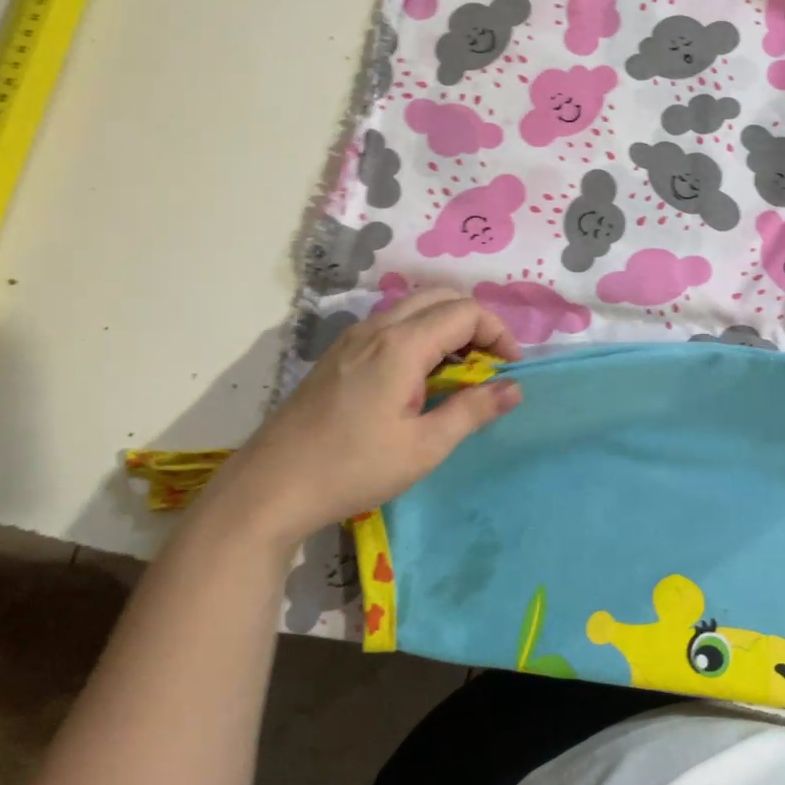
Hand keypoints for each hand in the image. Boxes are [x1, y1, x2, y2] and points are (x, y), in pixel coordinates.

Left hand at [205, 289, 521, 546]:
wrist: (272, 486)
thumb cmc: (354, 468)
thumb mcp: (424, 447)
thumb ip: (472, 411)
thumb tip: (513, 388)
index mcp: (400, 345)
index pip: (465, 311)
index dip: (498, 332)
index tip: (511, 367)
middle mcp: (376, 329)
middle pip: (439, 298)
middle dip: (475, 322)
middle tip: (490, 363)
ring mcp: (352, 339)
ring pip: (413, 309)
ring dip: (447, 328)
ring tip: (461, 373)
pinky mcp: (338, 356)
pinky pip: (391, 327)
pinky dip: (420, 337)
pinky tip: (421, 380)